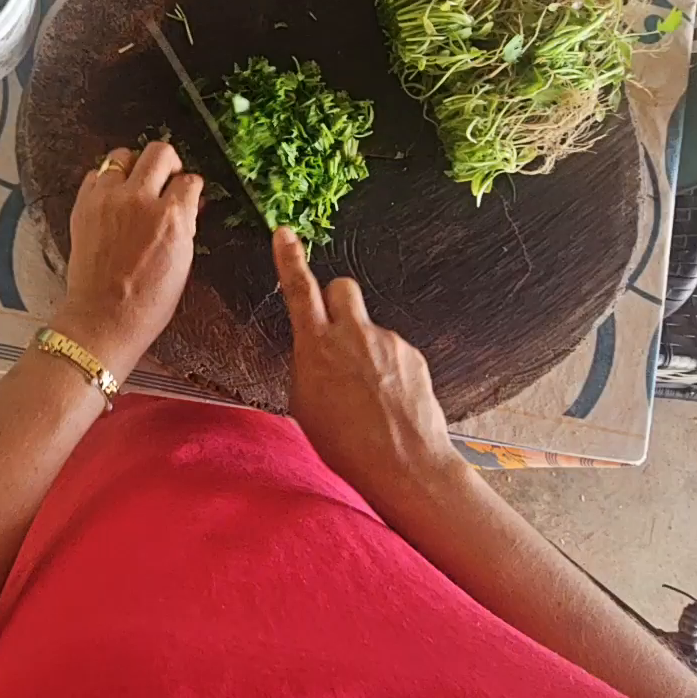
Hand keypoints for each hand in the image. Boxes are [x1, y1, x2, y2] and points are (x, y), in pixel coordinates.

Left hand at [51, 142, 202, 379]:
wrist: (104, 317)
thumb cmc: (148, 301)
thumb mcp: (183, 262)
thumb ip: (187, 225)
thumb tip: (191, 202)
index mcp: (171, 217)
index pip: (189, 180)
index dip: (191, 187)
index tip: (188, 192)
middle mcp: (139, 200)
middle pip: (160, 152)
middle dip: (169, 162)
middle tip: (167, 177)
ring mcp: (107, 200)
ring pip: (123, 155)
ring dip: (134, 166)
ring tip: (137, 184)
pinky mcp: (84, 206)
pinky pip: (95, 174)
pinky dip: (106, 180)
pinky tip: (113, 197)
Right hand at [273, 227, 460, 492]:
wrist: (403, 464)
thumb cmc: (344, 442)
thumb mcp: (304, 403)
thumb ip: (307, 364)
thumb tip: (315, 350)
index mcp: (316, 346)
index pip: (299, 290)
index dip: (289, 260)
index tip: (284, 234)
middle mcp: (352, 334)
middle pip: (341, 286)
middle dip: (334, 300)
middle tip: (333, 330)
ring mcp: (386, 341)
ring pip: (367, 325)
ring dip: (362, 345)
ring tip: (365, 391)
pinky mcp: (412, 354)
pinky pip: (391, 348)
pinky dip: (385, 366)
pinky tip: (387, 398)